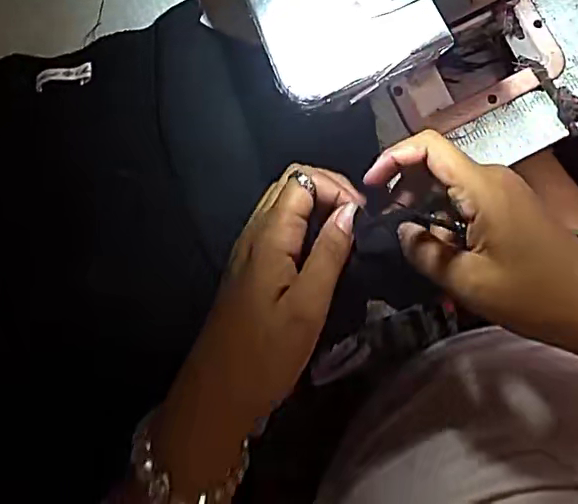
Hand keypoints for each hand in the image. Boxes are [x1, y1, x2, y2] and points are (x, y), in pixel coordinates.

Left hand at [152, 165, 361, 497]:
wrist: (215, 398)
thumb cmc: (265, 355)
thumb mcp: (308, 306)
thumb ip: (330, 252)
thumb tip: (351, 210)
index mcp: (269, 235)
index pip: (303, 179)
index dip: (337, 187)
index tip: (362, 217)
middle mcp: (255, 231)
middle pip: (292, 183)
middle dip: (329, 189)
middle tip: (356, 219)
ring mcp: (249, 247)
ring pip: (285, 201)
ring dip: (318, 205)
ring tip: (346, 232)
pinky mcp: (251, 264)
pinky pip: (280, 223)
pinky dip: (306, 222)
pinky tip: (323, 250)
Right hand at [364, 130, 577, 339]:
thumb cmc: (532, 293)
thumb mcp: (469, 281)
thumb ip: (427, 251)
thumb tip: (403, 231)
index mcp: (481, 185)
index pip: (428, 145)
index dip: (394, 156)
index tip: (372, 185)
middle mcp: (492, 176)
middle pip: (437, 162)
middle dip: (405, 185)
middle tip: (386, 221)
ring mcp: (504, 189)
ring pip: (451, 181)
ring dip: (425, 203)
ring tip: (411, 238)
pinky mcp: (510, 204)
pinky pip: (469, 196)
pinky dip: (447, 212)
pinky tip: (441, 244)